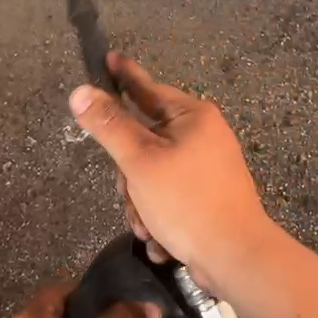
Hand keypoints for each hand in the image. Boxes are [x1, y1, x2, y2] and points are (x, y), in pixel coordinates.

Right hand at [70, 53, 274, 289]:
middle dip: (130, 176)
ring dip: (142, 203)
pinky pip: (170, 196)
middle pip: (144, 141)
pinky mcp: (208, 195)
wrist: (237, 259)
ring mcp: (208, 166)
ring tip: (148, 228)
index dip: (123, 75)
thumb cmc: (188, 202)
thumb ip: (109, 126)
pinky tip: (161, 240)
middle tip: (132, 196)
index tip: (108, 58)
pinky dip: (160, 217)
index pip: (146, 88)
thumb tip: (80, 92)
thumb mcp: (140, 162)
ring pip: (152, 173)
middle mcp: (202, 134)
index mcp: (191, 116)